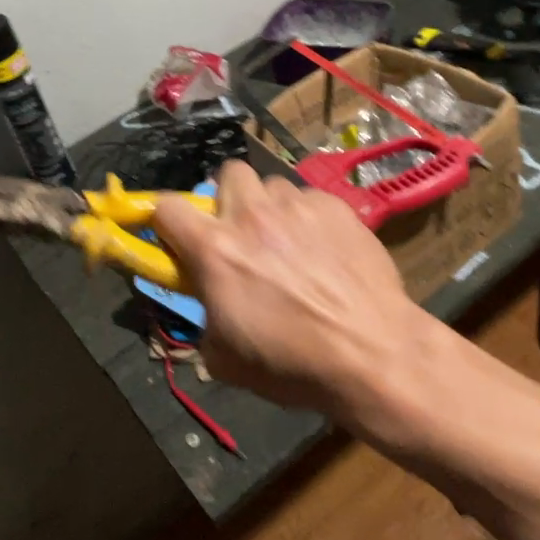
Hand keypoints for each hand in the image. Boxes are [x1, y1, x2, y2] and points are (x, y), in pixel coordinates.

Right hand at [152, 161, 431, 419]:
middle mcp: (252, 216)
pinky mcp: (336, 206)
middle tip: (243, 234)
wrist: (373, 355)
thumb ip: (205, 317)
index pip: (166, 207)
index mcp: (216, 251)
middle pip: (228, 174)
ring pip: (273, 186)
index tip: (178, 238)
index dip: (166, 220)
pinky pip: (311, 200)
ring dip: (272, 209)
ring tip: (290, 244)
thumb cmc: (293, 365)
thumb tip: (211, 303)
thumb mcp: (225, 358)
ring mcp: (298, 205)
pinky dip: (310, 220)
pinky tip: (326, 252)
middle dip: (229, 199)